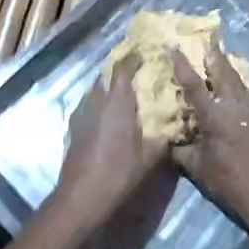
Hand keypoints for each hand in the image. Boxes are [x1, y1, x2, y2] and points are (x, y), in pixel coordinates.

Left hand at [55, 57, 167, 221]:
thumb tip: (176, 125)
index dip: (132, 58)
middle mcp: (96, 101)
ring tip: (125, 94)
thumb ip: (163, 137)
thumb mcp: (149, 157)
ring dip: (108, 87)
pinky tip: (108, 117)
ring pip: (95, 90)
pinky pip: (88, 104)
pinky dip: (99, 103)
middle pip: (106, 76)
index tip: (144, 53)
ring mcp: (81, 113)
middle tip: (138, 74)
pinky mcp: (73, 127)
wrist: (81, 195)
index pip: (122, 69)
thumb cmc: (119, 173)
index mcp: (117, 102)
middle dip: (120, 72)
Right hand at [171, 38, 248, 213]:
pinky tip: (233, 82)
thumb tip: (168, 140)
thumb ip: (179, 150)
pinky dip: (236, 81)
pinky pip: (245, 90)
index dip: (184, 66)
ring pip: (237, 79)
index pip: (195, 85)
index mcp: (214, 116)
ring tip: (219, 55)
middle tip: (208, 39)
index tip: (175, 48)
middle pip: (223, 72)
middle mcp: (233, 106)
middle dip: (214, 55)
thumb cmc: (226, 179)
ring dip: (227, 66)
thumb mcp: (195, 166)